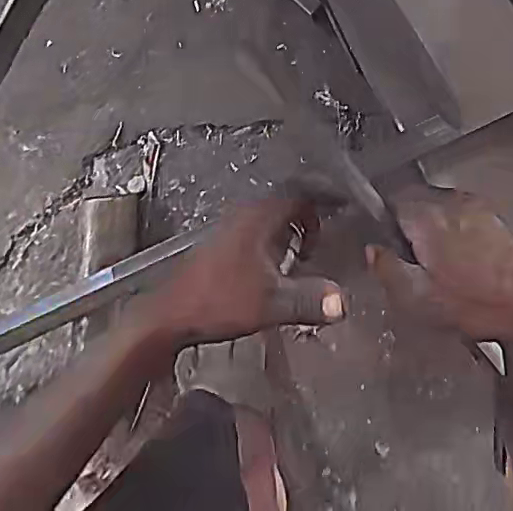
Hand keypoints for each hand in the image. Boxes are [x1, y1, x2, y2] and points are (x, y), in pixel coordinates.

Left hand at [142, 197, 346, 347]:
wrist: (169, 316)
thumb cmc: (218, 301)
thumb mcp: (271, 302)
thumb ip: (309, 300)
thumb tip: (343, 303)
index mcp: (260, 217)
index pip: (300, 195)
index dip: (322, 203)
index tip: (339, 214)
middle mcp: (246, 214)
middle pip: (286, 204)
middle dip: (308, 220)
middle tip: (320, 243)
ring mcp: (232, 227)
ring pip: (271, 219)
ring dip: (290, 232)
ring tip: (301, 257)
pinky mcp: (222, 244)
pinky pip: (258, 231)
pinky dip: (274, 242)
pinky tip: (274, 269)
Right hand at [366, 187, 512, 346]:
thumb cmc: (477, 301)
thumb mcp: (418, 297)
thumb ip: (387, 269)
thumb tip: (373, 252)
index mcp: (426, 216)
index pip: (392, 199)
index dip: (385, 221)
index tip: (386, 240)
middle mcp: (450, 202)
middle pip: (417, 202)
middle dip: (410, 226)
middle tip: (413, 259)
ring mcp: (474, 206)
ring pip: (440, 210)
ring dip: (435, 230)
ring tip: (441, 266)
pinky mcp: (492, 217)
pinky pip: (461, 218)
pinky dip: (457, 234)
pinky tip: (463, 264)